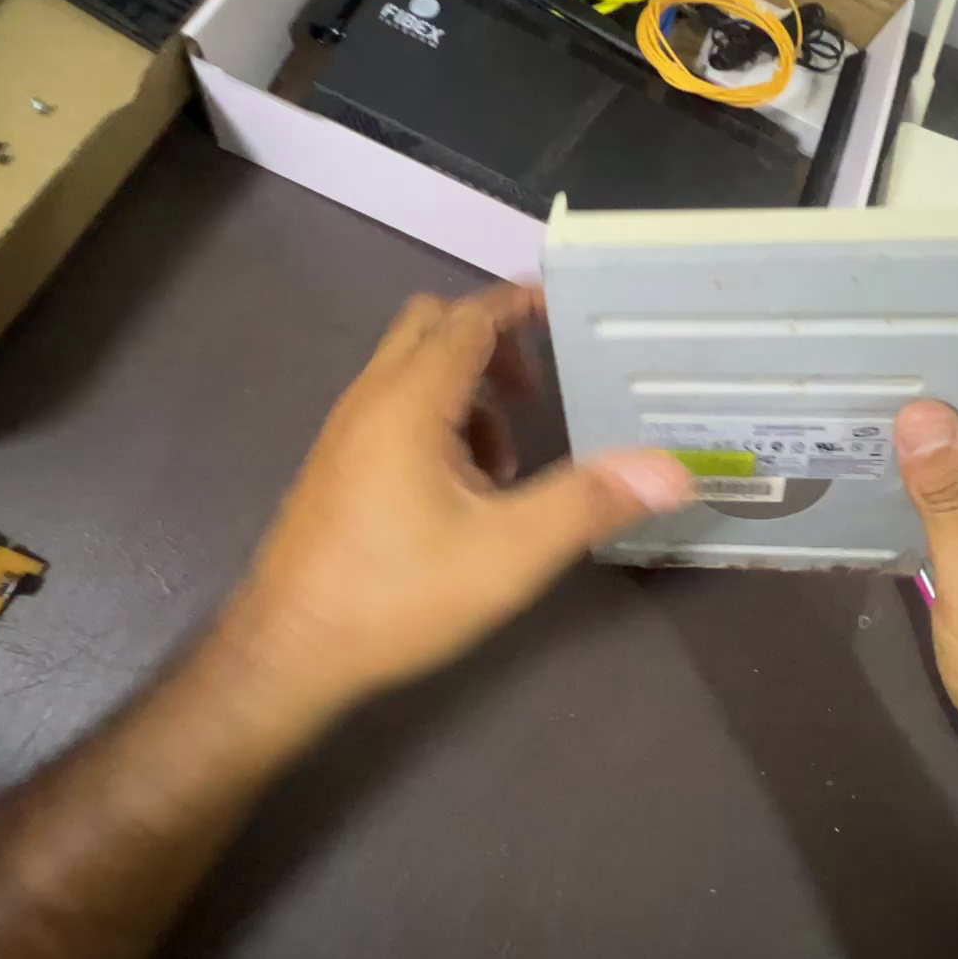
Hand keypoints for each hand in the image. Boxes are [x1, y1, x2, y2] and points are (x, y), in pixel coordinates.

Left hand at [222, 284, 692, 707]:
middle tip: (537, 387)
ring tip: (509, 460)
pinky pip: (395, 411)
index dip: (516, 304)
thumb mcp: (509, 551)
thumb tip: (670, 470)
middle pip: (432, 327)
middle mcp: (370, 401)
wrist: (288, 654)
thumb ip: (588, 502)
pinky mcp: (338, 467)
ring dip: (468, 389)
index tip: (559, 304)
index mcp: (410, 402)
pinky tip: (465, 493)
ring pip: (411, 371)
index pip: (468, 319)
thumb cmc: (397, 595)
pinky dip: (440, 422)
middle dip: (492, 341)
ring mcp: (346, 433)